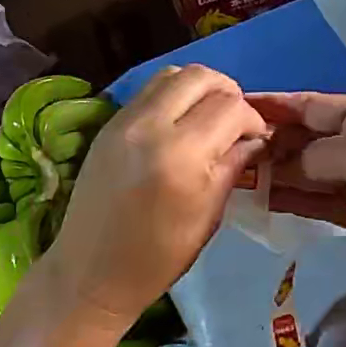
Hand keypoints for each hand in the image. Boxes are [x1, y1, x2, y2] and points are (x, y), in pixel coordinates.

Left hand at [44, 66, 269, 326]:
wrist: (89, 272)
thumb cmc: (156, 258)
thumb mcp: (208, 216)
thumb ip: (232, 167)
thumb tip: (255, 138)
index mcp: (180, 155)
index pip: (229, 107)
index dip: (252, 119)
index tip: (256, 138)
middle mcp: (150, 125)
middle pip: (200, 76)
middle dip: (227, 92)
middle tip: (234, 121)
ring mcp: (123, 120)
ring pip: (172, 74)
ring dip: (198, 88)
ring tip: (207, 118)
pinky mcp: (107, 124)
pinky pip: (148, 91)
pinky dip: (172, 96)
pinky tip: (179, 125)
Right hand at [252, 93, 345, 331]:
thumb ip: (326, 153)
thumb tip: (291, 162)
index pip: (318, 105)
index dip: (277, 105)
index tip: (234, 107)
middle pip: (312, 139)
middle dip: (272, 142)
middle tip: (223, 153)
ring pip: (314, 175)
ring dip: (278, 175)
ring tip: (232, 179)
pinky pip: (325, 208)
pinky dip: (296, 204)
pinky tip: (264, 203)